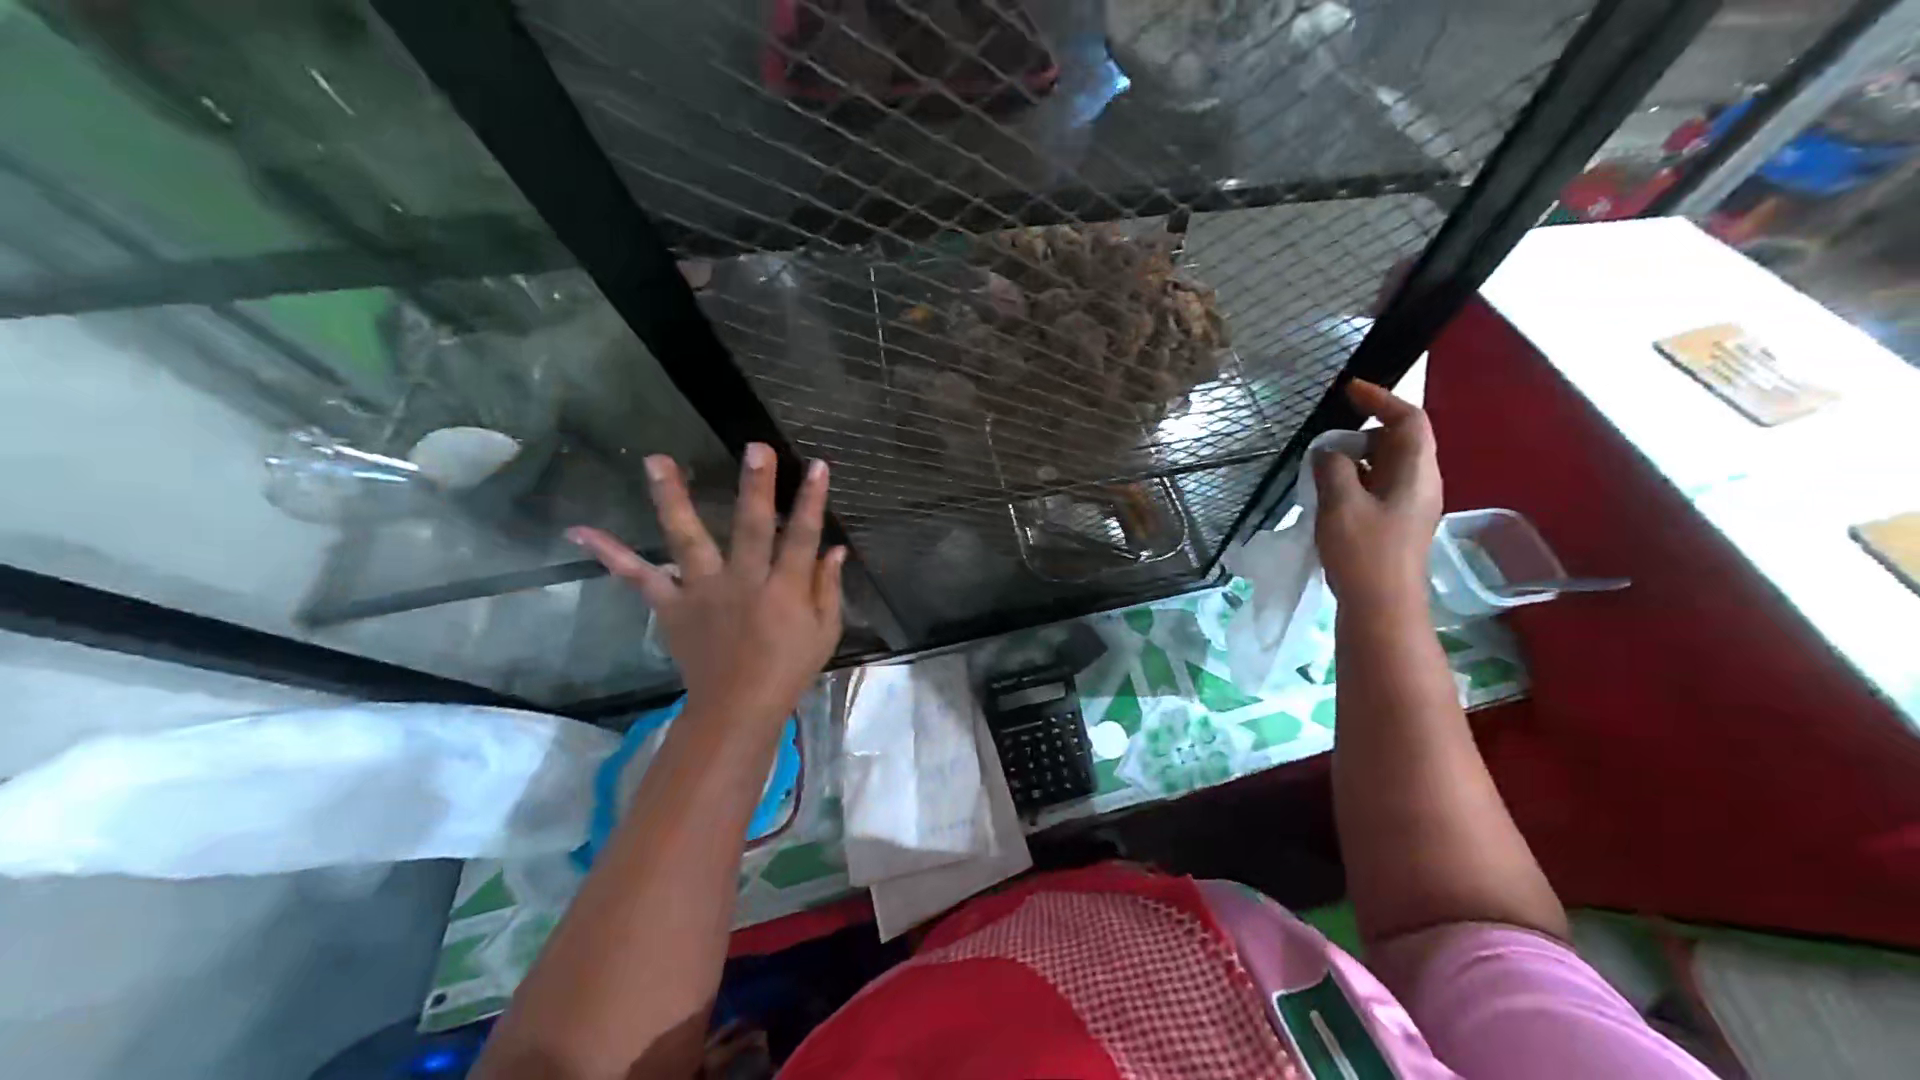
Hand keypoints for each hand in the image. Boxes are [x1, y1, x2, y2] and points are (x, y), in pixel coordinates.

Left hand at [568, 443, 843, 727]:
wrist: (736, 709)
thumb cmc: (788, 670)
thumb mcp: (825, 633)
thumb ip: (829, 589)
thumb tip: (836, 549)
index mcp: (784, 591)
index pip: (803, 538)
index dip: (813, 502)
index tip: (819, 465)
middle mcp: (744, 583)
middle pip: (752, 528)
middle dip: (756, 487)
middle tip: (756, 448)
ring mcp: (703, 592)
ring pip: (688, 539)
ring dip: (673, 499)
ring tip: (656, 460)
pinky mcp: (671, 606)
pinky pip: (639, 578)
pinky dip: (611, 555)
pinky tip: (580, 530)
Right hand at [1313, 379, 1442, 610]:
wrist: (1382, 608)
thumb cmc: (1364, 554)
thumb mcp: (1340, 505)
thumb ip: (1333, 469)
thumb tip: (1328, 452)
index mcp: (1416, 473)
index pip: (1409, 420)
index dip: (1382, 399)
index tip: (1349, 391)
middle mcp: (1420, 484)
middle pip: (1401, 441)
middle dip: (1366, 429)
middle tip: (1329, 433)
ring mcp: (1409, 505)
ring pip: (1387, 465)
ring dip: (1357, 456)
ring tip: (1323, 462)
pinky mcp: (1395, 523)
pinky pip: (1378, 486)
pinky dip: (1355, 478)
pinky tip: (1329, 491)